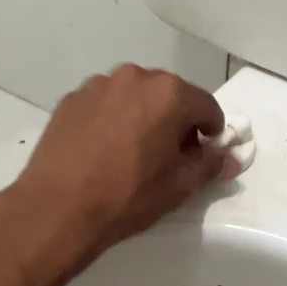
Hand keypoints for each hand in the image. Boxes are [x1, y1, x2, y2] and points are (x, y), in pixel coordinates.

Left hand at [14, 65, 232, 250]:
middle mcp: (134, 77)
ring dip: (141, 117)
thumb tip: (229, 159)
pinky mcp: (70, 99)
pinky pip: (103, 104)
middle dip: (175, 121)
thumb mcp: (178, 187)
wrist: (58, 207)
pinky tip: (102, 150)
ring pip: (133, 97)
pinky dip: (111, 119)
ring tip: (132, 153)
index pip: (206, 106)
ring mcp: (98, 85)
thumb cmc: (126, 196)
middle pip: (169, 95)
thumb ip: (209, 166)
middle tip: (168, 156)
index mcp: (169, 94)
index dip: (211, 131)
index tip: (204, 152)